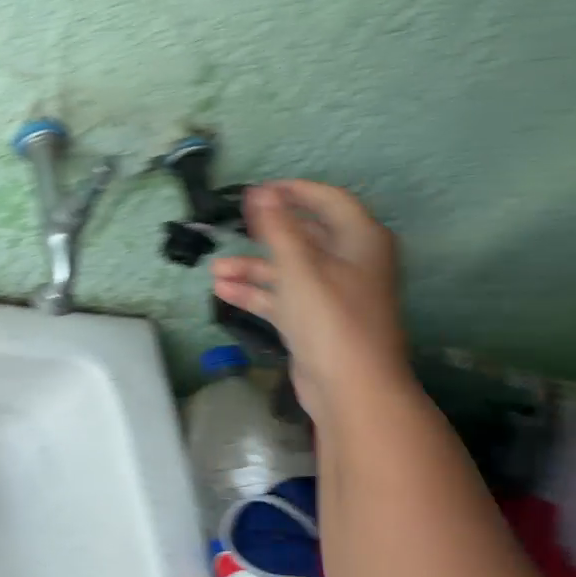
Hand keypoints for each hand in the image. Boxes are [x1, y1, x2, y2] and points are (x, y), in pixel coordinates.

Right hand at [209, 180, 407, 422]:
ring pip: (288, 269)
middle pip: (306, 235)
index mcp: (360, 241)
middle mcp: (350, 262)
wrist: (350, 386)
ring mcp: (332, 294)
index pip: (329, 201)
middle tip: (235, 225)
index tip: (258, 190)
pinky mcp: (314, 321)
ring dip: (253, 267)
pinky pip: (281, 297)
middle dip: (267, 232)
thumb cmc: (330, 318)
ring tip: (215, 270)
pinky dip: (255, 292)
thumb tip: (260, 192)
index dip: (295, 191)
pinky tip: (223, 291)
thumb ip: (277, 228)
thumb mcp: (299, 267)